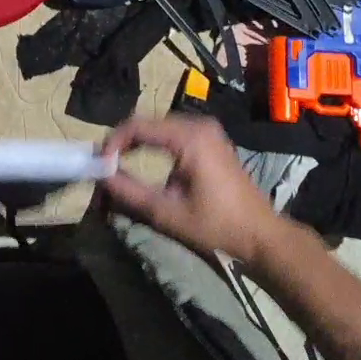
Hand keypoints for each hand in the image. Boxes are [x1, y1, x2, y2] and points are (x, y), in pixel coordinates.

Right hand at [99, 114, 290, 265]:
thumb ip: (130, 192)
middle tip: (105, 167)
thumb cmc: (217, 226)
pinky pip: (174, 133)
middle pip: (148, 123)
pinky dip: (154, 145)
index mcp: (189, 137)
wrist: (261, 236)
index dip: (112, 143)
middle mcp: (199, 125)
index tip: (99, 165)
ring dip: (137, 143)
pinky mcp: (211, 140)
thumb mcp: (167, 213)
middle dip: (123, 143)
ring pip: (159, 127)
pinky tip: (144, 162)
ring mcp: (208, 131)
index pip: (137, 126)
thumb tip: (101, 176)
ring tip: (119, 165)